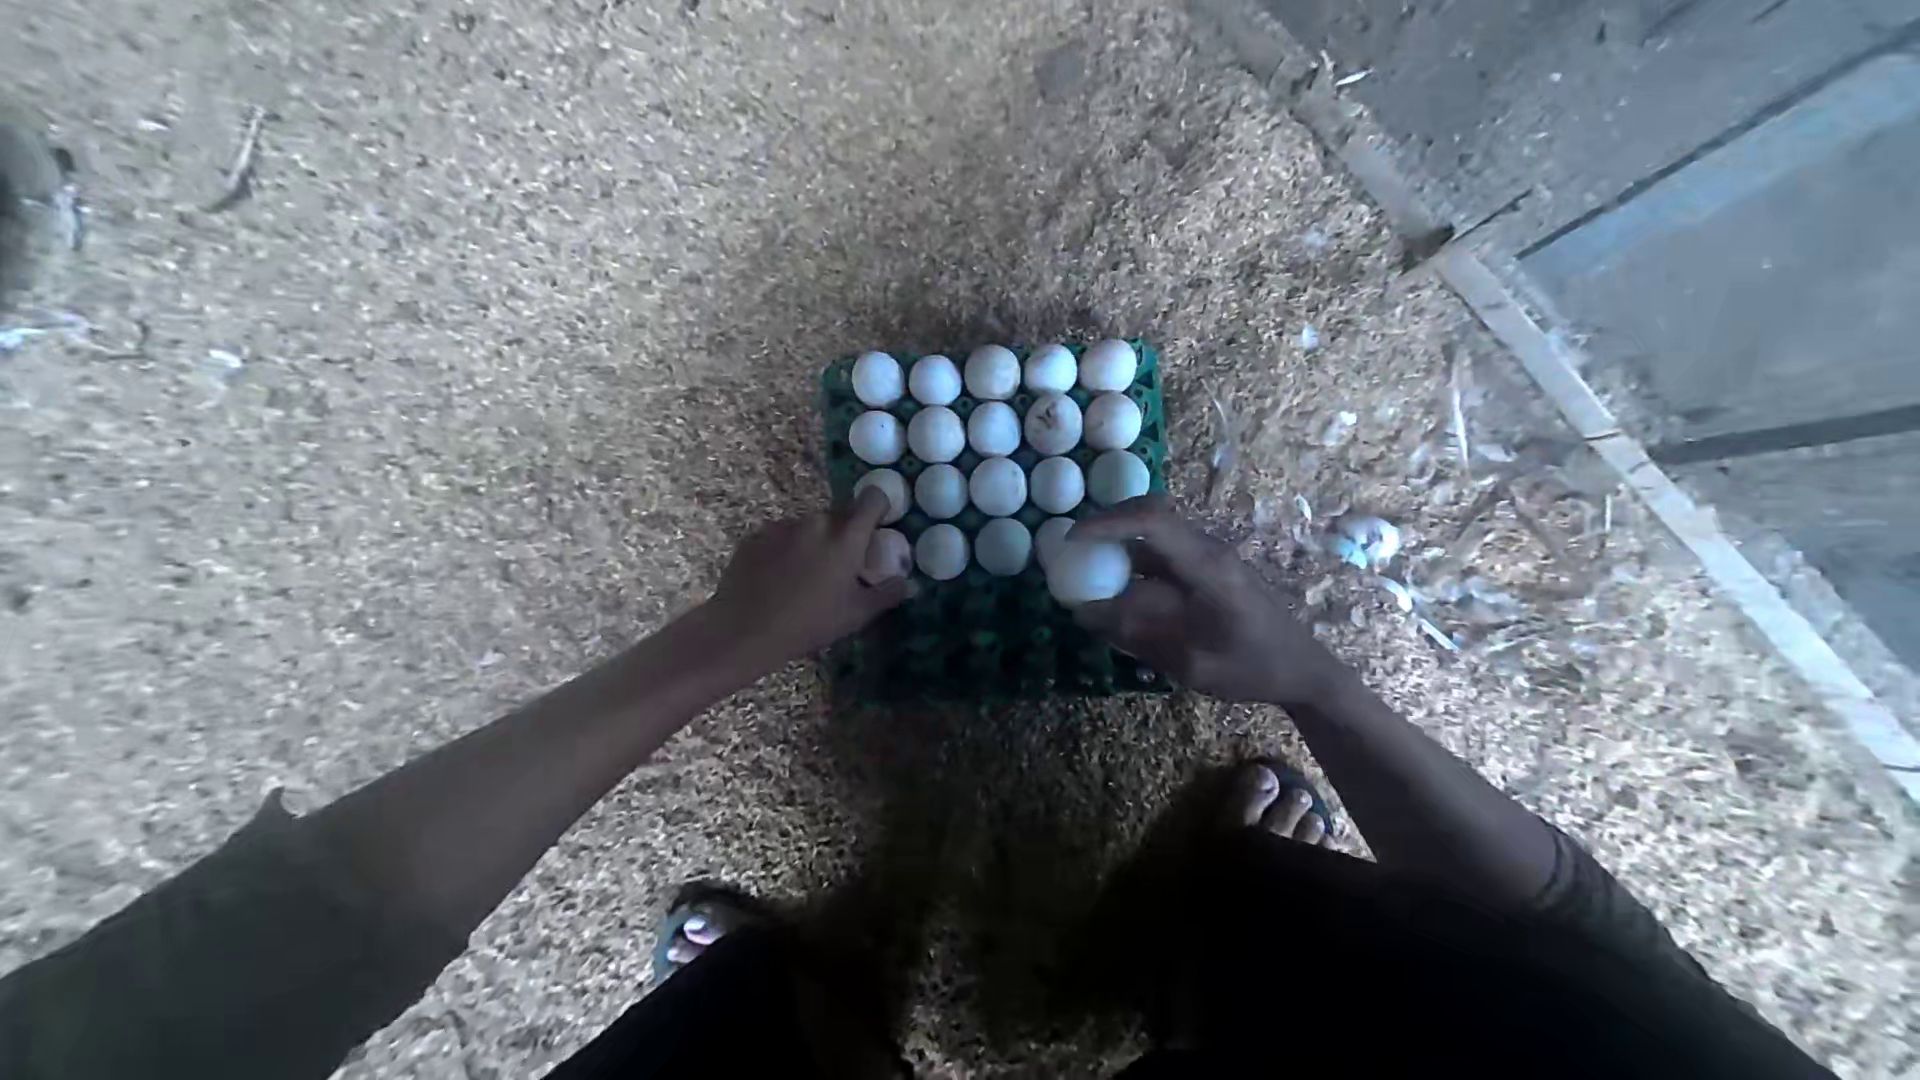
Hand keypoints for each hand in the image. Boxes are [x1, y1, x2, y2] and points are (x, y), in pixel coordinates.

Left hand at [706, 487, 913, 666]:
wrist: (744, 631)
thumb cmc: (810, 623)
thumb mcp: (857, 615)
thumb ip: (887, 593)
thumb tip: (906, 583)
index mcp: (846, 536)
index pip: (872, 498)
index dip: (879, 508)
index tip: (877, 529)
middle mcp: (816, 521)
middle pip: (840, 516)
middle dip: (844, 535)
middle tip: (840, 569)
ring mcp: (782, 526)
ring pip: (809, 527)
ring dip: (814, 543)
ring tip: (805, 578)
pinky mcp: (756, 536)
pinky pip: (781, 536)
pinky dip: (786, 551)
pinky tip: (778, 580)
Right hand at [1070, 496, 1345, 705]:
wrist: (1303, 669)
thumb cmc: (1251, 668)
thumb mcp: (1189, 661)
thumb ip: (1135, 634)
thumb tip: (1083, 611)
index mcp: (1207, 566)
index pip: (1152, 521)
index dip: (1107, 523)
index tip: (1071, 540)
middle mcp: (1207, 549)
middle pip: (1150, 512)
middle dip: (1106, 523)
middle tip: (1071, 547)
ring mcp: (1207, 555)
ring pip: (1154, 529)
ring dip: (1118, 539)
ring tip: (1084, 563)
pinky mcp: (1205, 566)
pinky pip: (1160, 550)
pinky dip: (1131, 558)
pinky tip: (1115, 584)